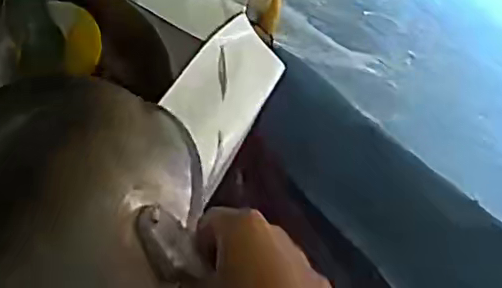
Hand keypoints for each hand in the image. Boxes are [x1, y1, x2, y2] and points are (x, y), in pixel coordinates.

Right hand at [196, 208, 328, 287]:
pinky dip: (280, 287)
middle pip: (239, 237)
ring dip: (257, 274)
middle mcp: (274, 229)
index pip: (205, 223)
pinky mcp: (324, 286)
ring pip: (268, 258)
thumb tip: (177, 271)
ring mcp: (304, 259)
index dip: (197, 251)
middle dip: (229, 259)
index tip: (197, 276)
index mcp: (241, 220)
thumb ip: (185, 273)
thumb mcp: (201, 286)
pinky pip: (292, 280)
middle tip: (221, 285)